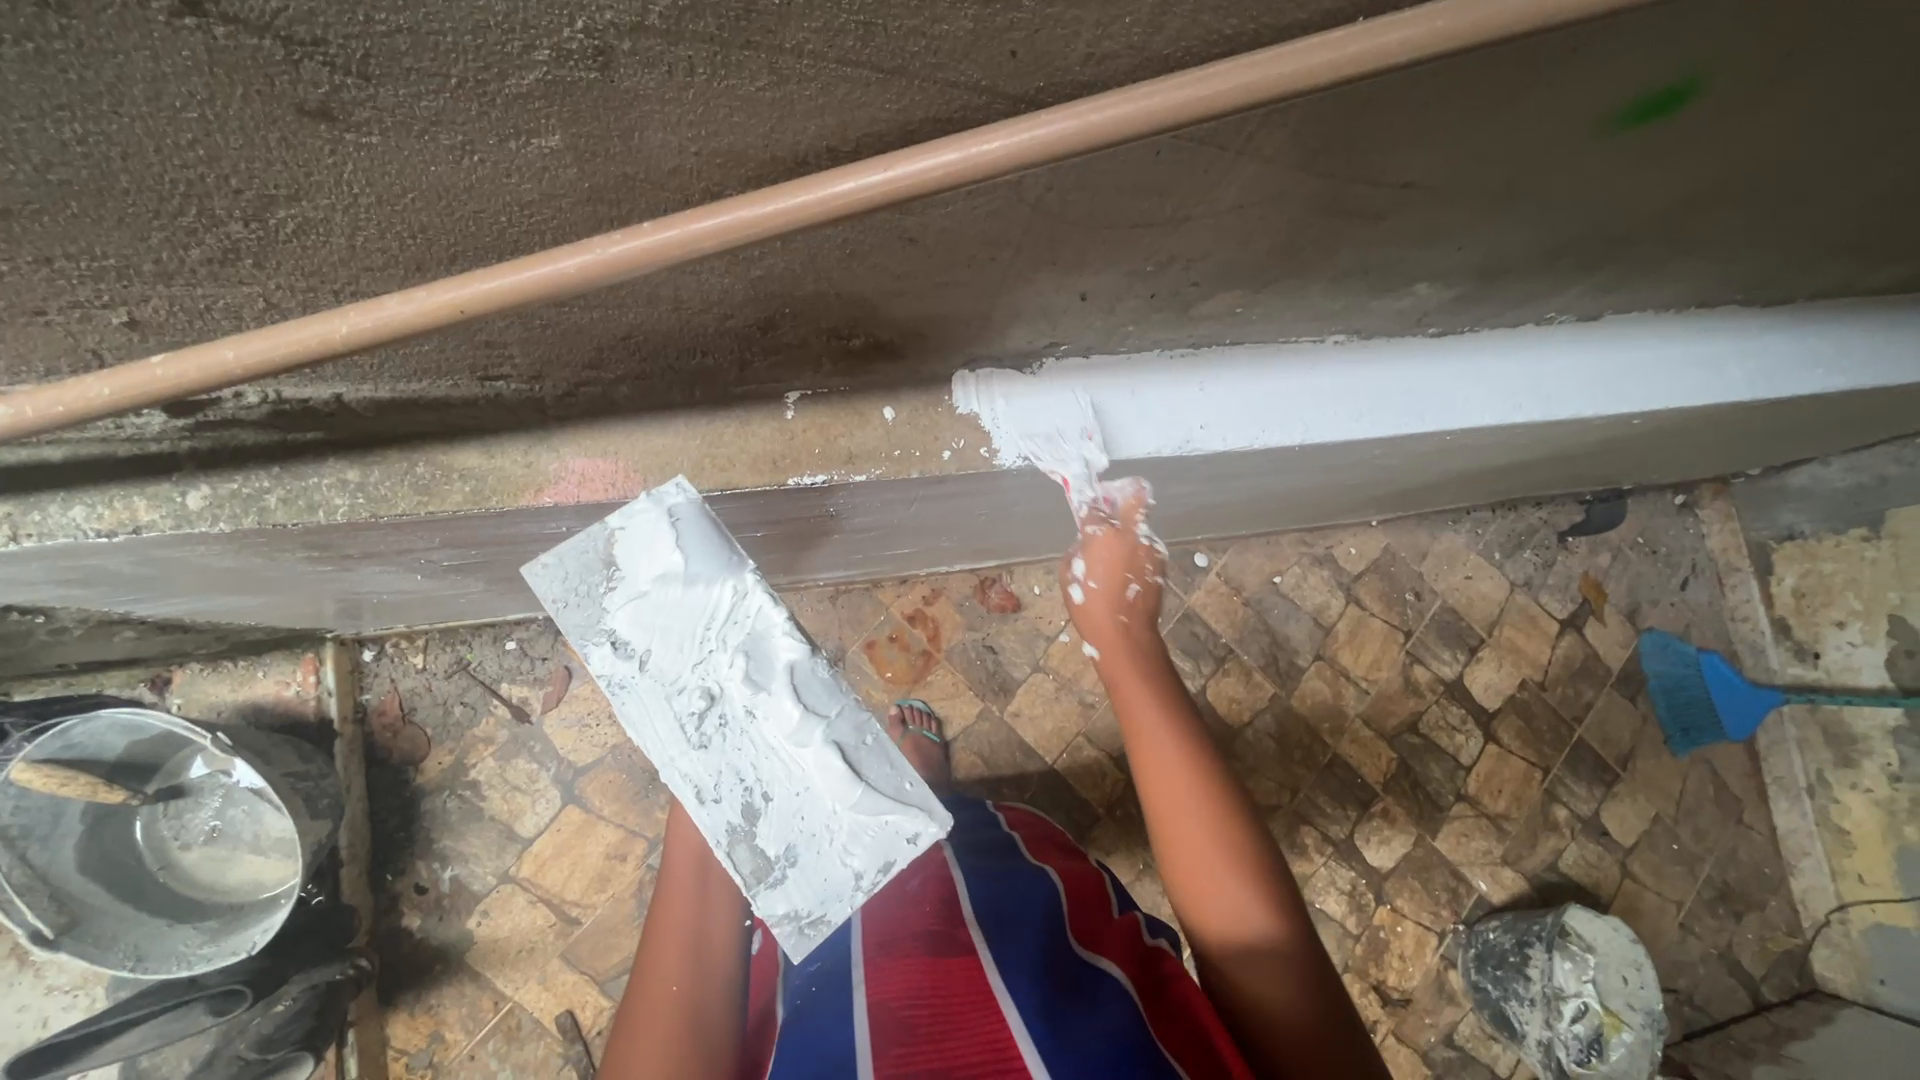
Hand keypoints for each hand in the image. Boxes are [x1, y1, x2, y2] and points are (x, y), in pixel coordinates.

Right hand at [1060, 477, 1167, 666]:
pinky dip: (1136, 550)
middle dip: (1124, 489)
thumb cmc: (1088, 606)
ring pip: (1140, 524)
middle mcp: (1130, 532)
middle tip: (1112, 500)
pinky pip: (1146, 546)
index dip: (1086, 502)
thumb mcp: (1068, 574)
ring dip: (1128, 529)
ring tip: (1116, 553)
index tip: (1083, 504)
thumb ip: (1078, 548)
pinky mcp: (1161, 561)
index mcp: (1102, 532)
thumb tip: (1087, 540)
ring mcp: (1150, 545)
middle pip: (1135, 493)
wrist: (1125, 634)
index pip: (1091, 504)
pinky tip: (1126, 571)